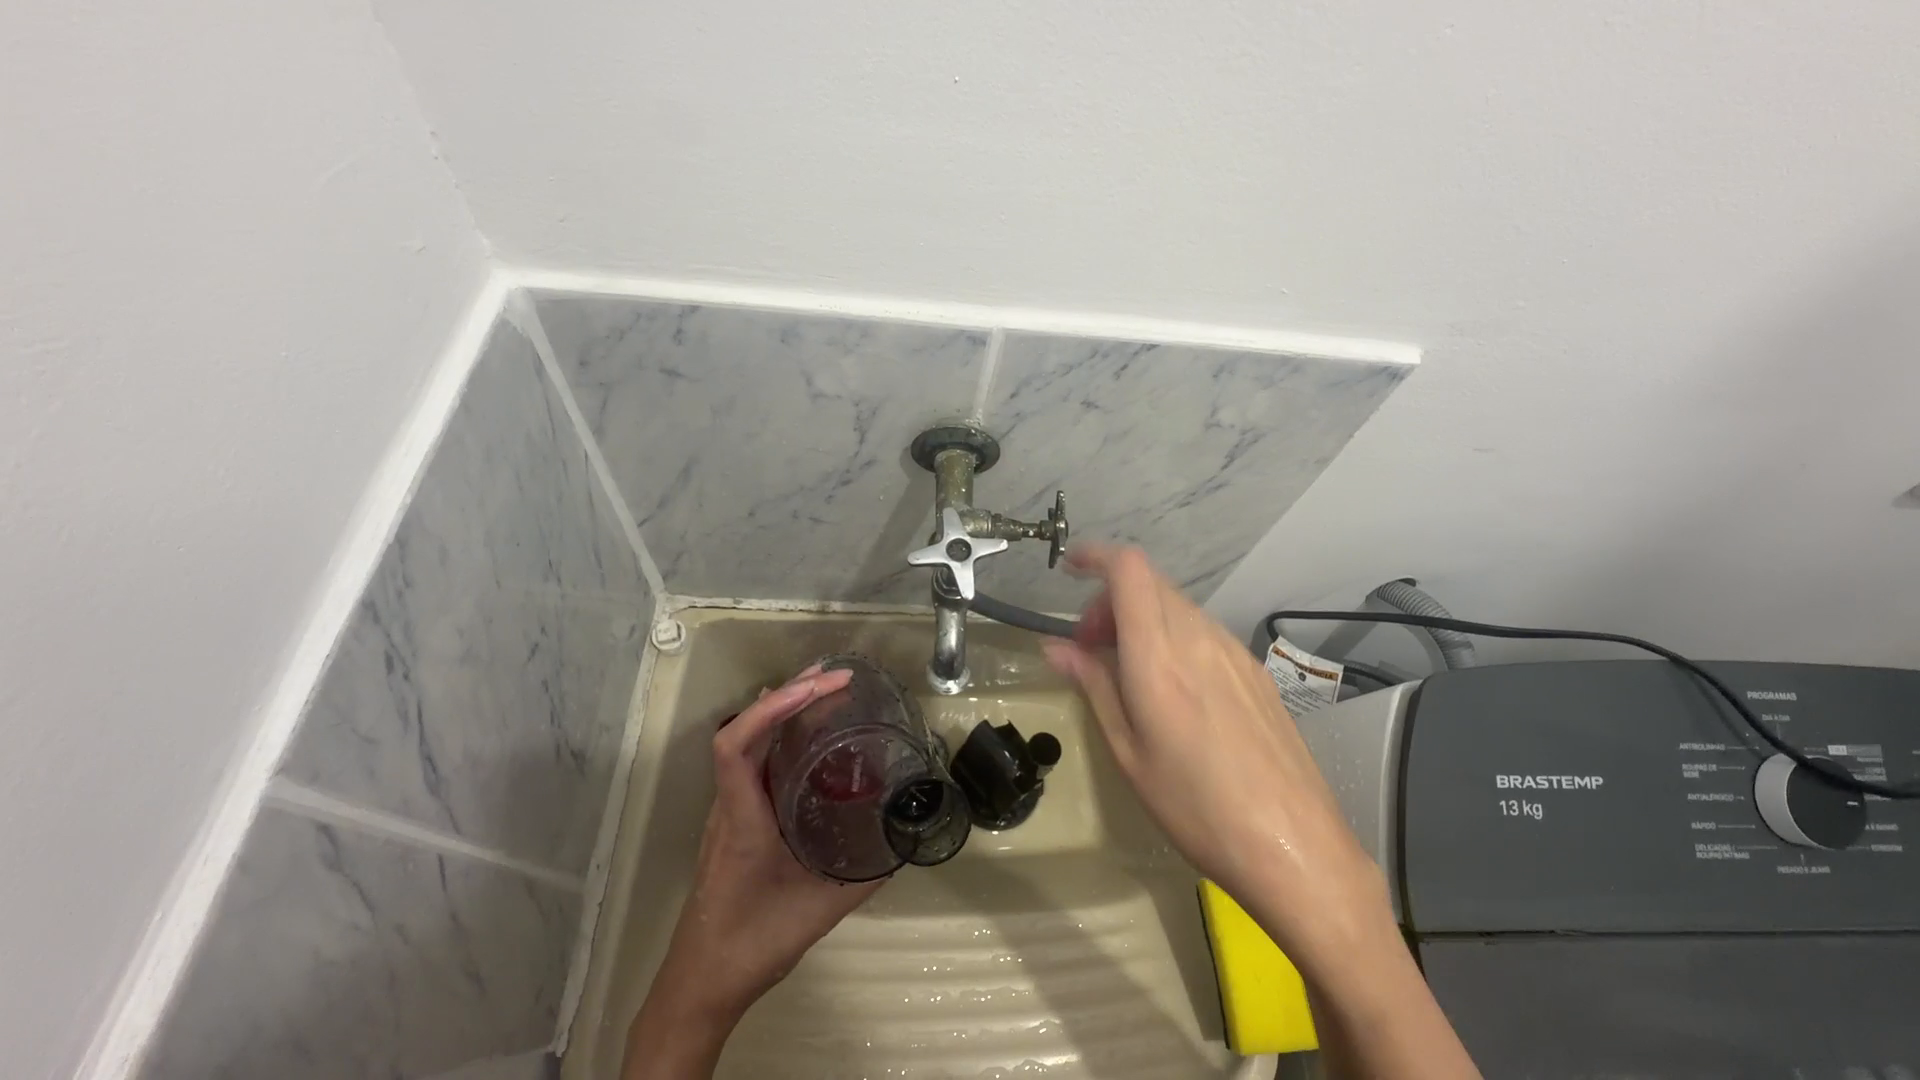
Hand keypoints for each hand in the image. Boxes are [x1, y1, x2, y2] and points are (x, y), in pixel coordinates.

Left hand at [624, 663, 884, 1078]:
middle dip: (789, 696)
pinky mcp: (734, 823)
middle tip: (837, 677)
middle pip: (745, 731)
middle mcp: (729, 806)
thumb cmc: (752, 945)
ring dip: (782, 711)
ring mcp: (728, 813)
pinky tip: (810, 741)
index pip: (735, 745)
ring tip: (825, 692)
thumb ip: (865, 877)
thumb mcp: (819, 912)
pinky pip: (752, 764)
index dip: (772, 709)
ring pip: (747, 744)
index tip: (818, 688)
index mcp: (742, 820)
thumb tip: (905, 841)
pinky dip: (779, 737)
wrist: (701, 983)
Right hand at [1039, 545, 1390, 961]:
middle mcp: (1200, 638)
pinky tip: (1171, 690)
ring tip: (1126, 676)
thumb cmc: (1195, 808)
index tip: (1069, 572)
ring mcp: (1235, 652)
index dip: (1095, 556)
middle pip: (1150, 584)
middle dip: (1109, 601)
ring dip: (1141, 620)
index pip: (1129, 570)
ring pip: (1177, 607)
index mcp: (1160, 656)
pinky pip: (1203, 632)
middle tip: (1089, 650)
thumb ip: (1095, 686)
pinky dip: (1172, 638)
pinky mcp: (1256, 672)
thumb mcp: (1128, 752)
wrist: (1294, 846)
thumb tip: (1057, 646)